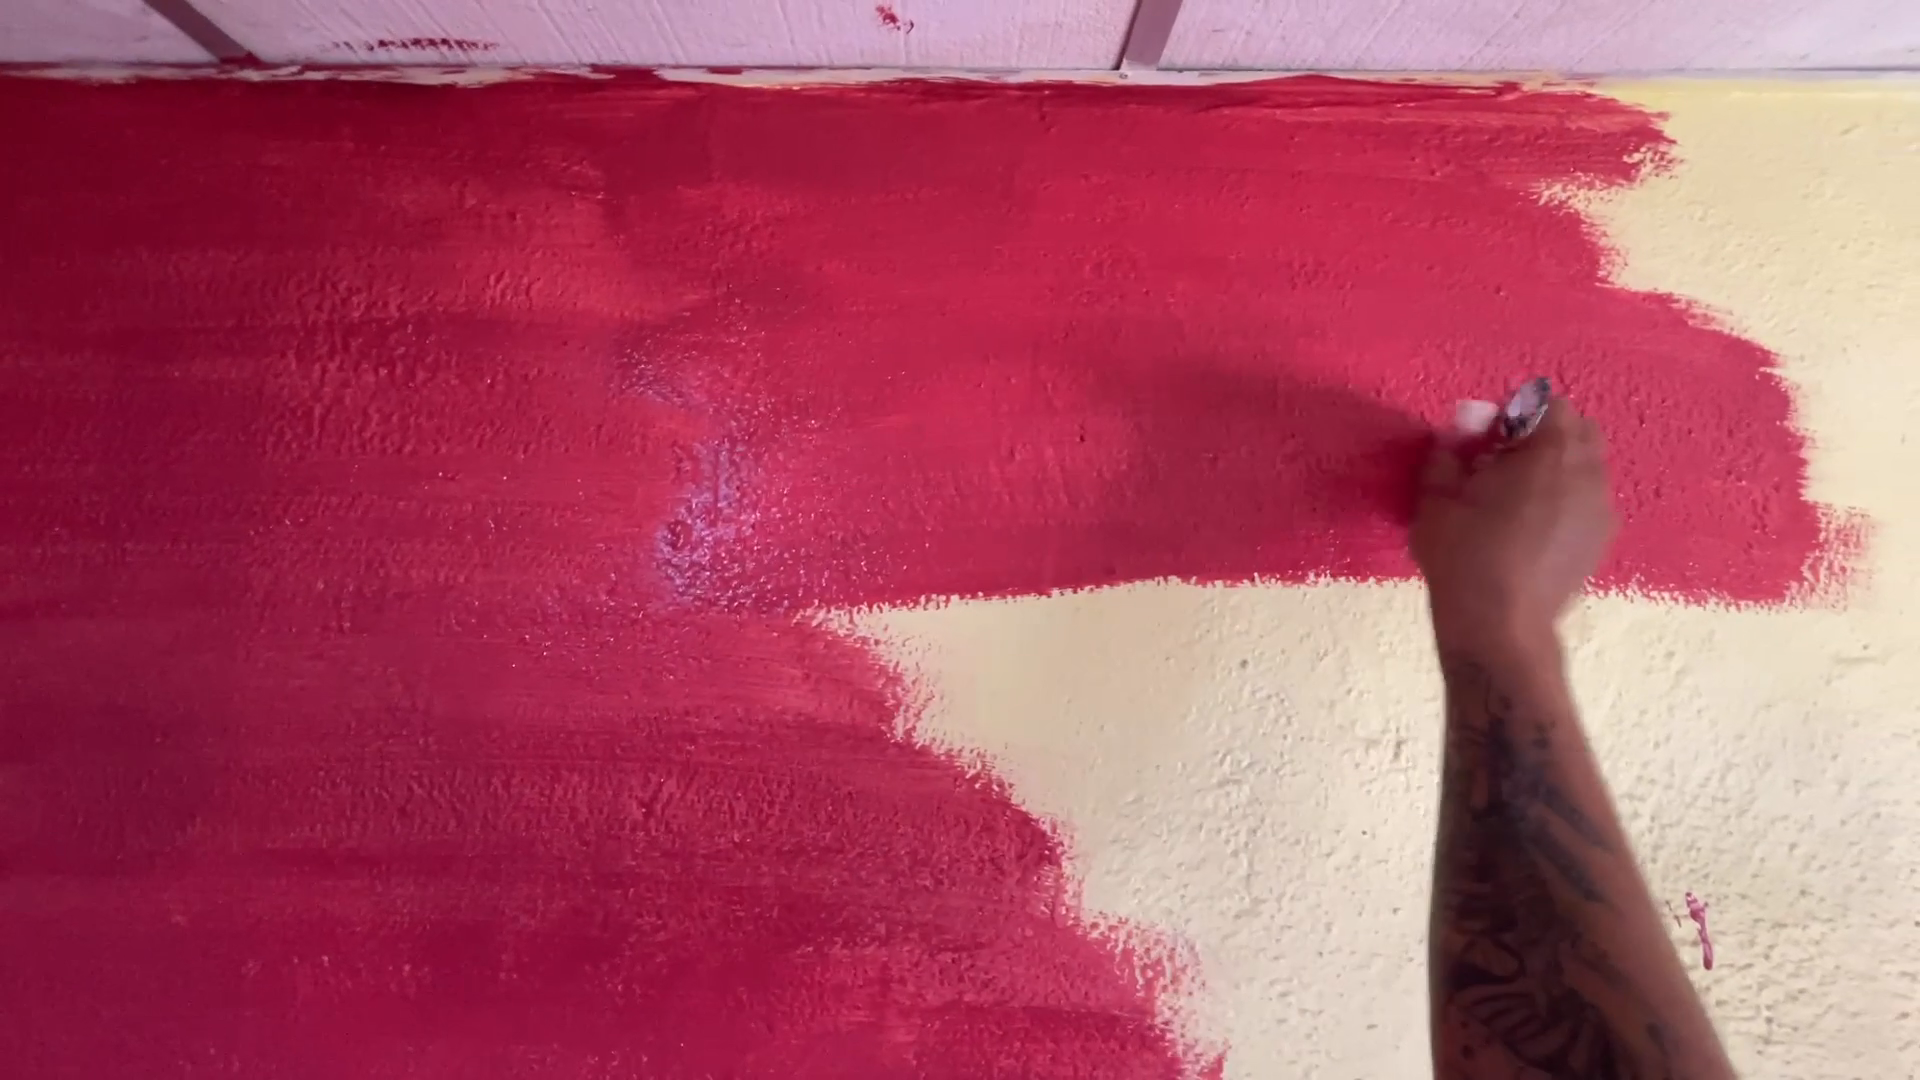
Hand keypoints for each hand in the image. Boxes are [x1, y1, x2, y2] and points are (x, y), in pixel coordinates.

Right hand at [1411, 396, 1616, 648]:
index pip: (1547, 404)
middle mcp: (1587, 474)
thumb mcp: (1435, 501)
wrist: (1499, 622)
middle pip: (1578, 428)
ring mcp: (1601, 507)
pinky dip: (1563, 493)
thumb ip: (1446, 456)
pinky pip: (1587, 495)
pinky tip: (1529, 521)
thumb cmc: (1461, 556)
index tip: (1484, 431)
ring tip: (1513, 490)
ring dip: (1555, 462)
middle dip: (1542, 430)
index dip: (1514, 410)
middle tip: (1499, 454)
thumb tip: (1455, 434)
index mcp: (1546, 456)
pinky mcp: (1600, 536)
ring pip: (1587, 463)